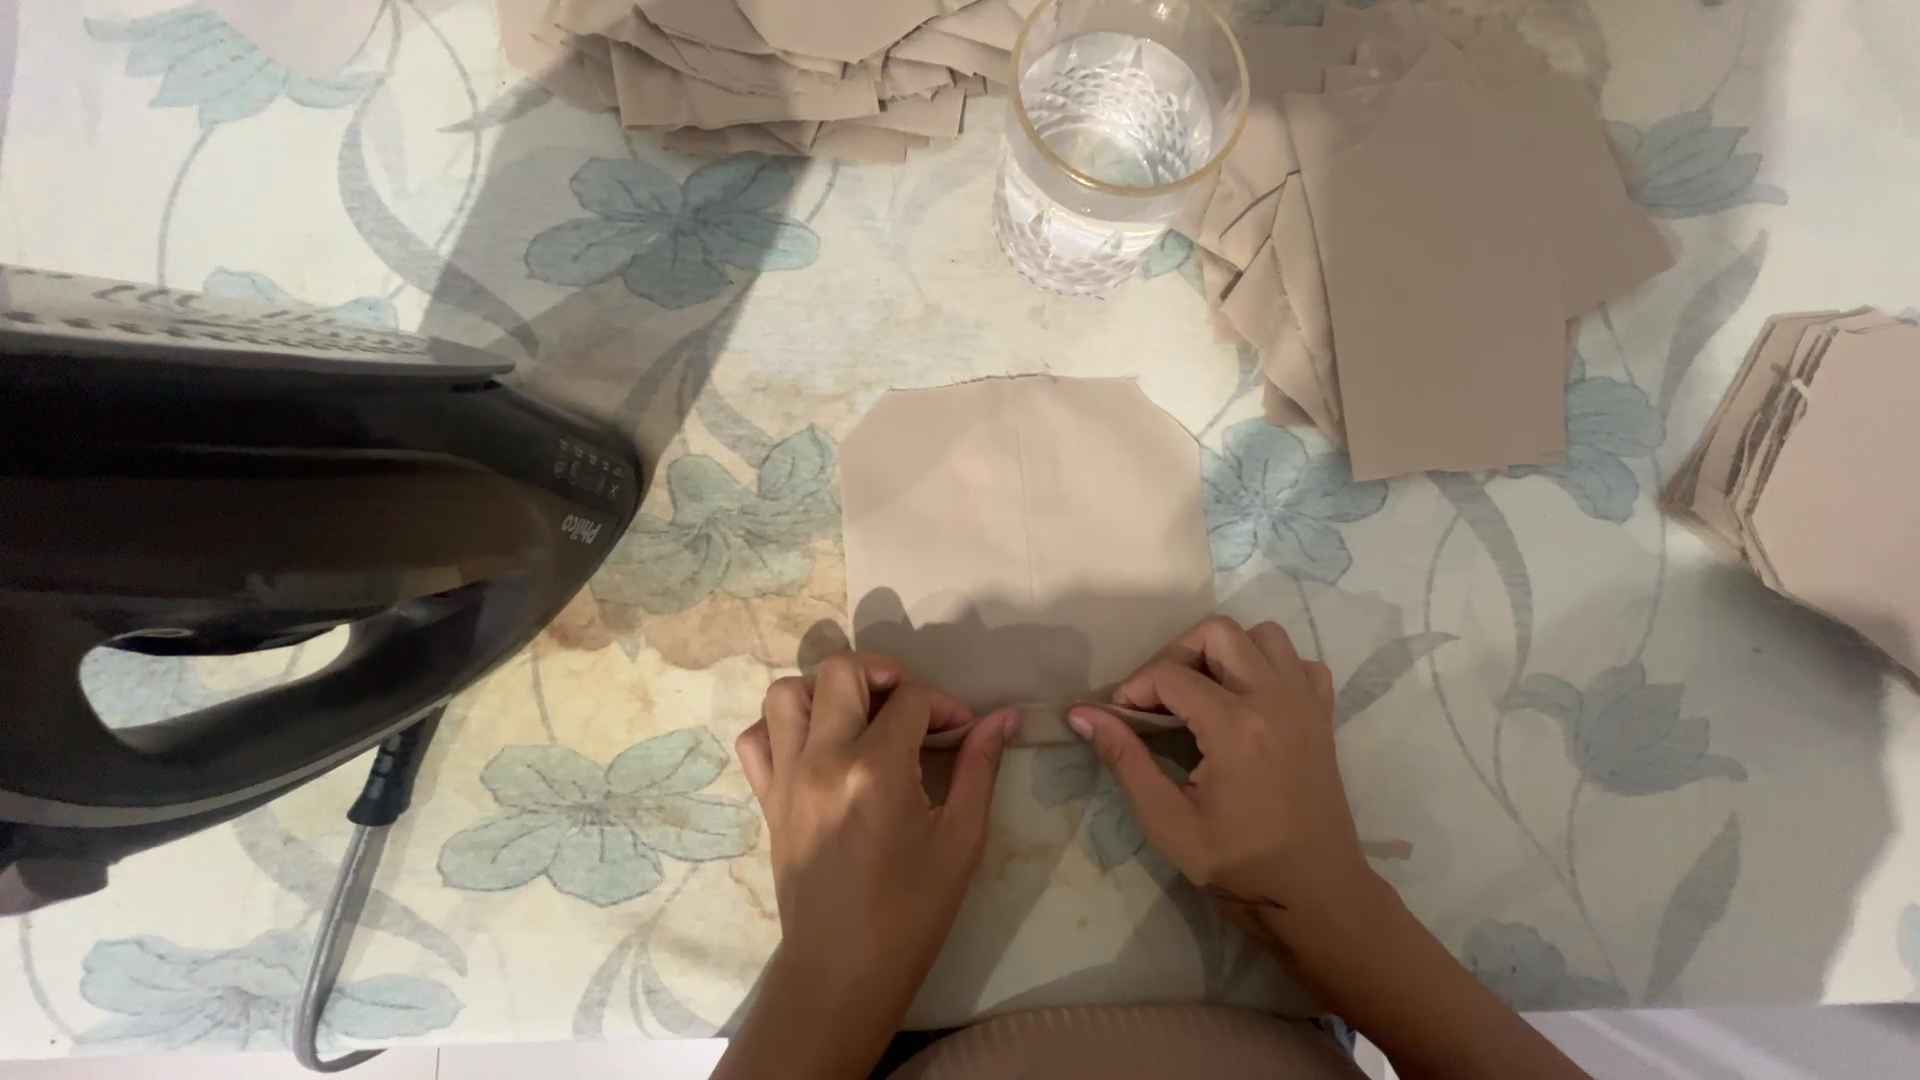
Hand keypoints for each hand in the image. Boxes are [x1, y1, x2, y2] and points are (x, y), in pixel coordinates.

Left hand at [732, 653, 1017, 1041]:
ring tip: (860, 716)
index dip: (944, 704)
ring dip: (827, 690)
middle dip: (884, 672)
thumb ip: (981, 767)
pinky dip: (782, 726)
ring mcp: (786, 777)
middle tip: (909, 705)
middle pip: (841, 671)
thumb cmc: (911, 910)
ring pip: (787, 693)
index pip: (911, 699)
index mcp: (876, 770)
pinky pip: (756, 738)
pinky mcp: (767, 798)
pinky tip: (816, 745)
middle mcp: (823, 760)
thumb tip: (1005, 716)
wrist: (841, 971)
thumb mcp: (961, 839)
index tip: (961, 729)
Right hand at [1067, 615, 1373, 917]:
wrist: (1316, 897)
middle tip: (1160, 695)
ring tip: (1203, 690)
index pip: (1169, 674)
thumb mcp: (1167, 820)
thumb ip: (1124, 759)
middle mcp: (1274, 700)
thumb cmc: (1238, 864)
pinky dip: (1272, 667)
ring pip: (1263, 636)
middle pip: (1217, 632)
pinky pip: (1299, 664)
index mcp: (1235, 727)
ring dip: (1226, 651)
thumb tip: (1080, 714)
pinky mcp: (1323, 716)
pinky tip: (1251, 699)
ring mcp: (1305, 704)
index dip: (1134, 688)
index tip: (1120, 718)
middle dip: (1176, 653)